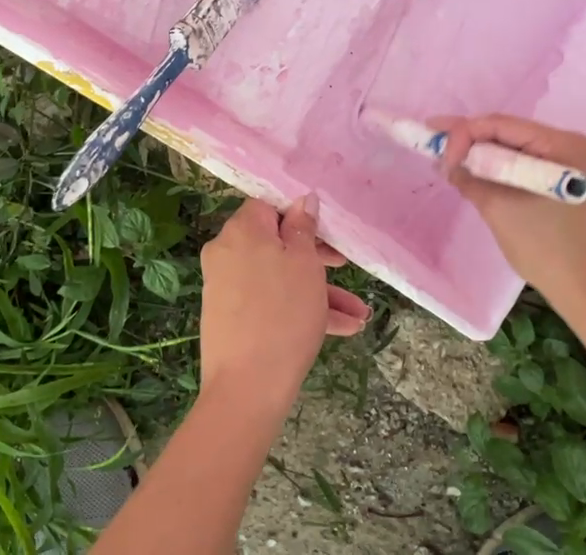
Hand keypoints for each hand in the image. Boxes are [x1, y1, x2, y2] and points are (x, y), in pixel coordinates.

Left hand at [198, 195, 369, 416]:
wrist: (247, 386)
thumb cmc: (283, 313)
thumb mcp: (304, 264)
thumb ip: (303, 228)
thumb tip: (302, 199)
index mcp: (241, 230)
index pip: (267, 206)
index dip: (296, 215)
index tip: (324, 232)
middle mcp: (227, 252)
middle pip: (274, 244)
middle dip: (314, 258)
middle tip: (345, 266)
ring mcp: (226, 286)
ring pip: (278, 278)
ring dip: (318, 291)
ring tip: (359, 315)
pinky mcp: (231, 316)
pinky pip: (269, 301)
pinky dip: (300, 309)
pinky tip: (342, 329)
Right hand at [433, 115, 585, 319]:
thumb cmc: (548, 253)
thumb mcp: (500, 210)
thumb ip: (470, 177)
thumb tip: (447, 162)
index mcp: (568, 147)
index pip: (503, 125)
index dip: (463, 134)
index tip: (436, 151)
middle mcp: (583, 145)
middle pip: (515, 134)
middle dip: (474, 141)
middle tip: (436, 143)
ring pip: (525, 149)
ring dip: (490, 155)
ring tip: (455, 159)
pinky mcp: (583, 182)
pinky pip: (537, 165)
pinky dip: (510, 168)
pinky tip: (485, 172)